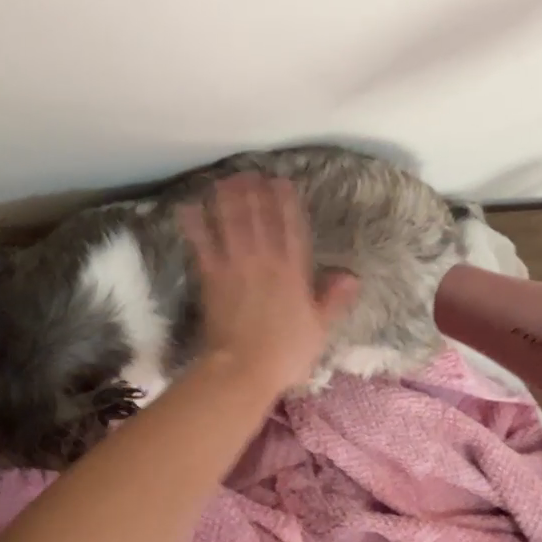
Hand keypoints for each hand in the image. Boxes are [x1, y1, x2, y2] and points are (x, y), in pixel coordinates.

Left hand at [177, 174, 360, 393]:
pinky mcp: (211, 275)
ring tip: (223, 180)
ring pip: (231, 222)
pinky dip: (195, 224)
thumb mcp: (319, 327)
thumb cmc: (286, 353)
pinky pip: (202, 243)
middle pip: (258, 217)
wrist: (244, 369)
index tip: (281, 181)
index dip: (286, 202)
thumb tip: (352, 275)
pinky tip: (188, 207)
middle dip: (254, 192)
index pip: (291, 227)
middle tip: (249, 173)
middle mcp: (264, 260)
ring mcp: (236, 264)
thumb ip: (334, 299)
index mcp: (293, 271)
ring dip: (227, 199)